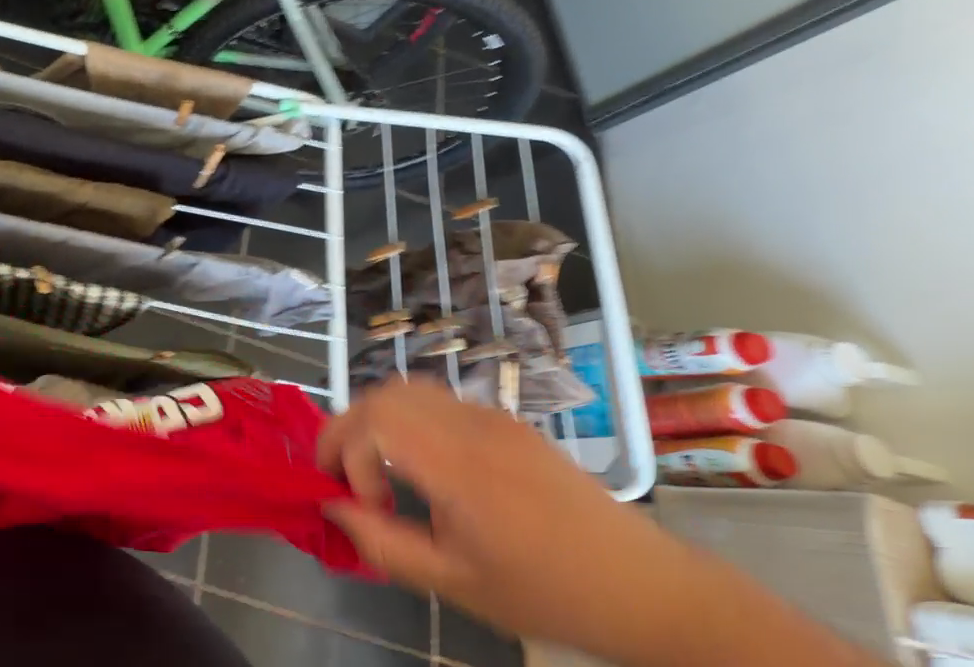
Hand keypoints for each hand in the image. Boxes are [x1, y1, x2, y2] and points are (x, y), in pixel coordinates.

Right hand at [317, 381, 882, 666]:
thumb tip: (334, 508)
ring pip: (409, 388)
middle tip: (340, 475)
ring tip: (374, 467)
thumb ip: (383, 543)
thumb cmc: (547, 592)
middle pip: (383, 393)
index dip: (347, 457)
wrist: (647, 588)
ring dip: (377, 419)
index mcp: (458, 463)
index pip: (373, 421)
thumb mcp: (455, 583)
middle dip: (348, 428)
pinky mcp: (509, 424)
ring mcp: (493, 418)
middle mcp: (472, 425)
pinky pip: (439, 401)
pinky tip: (419, 465)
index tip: (359, 505)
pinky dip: (407, 419)